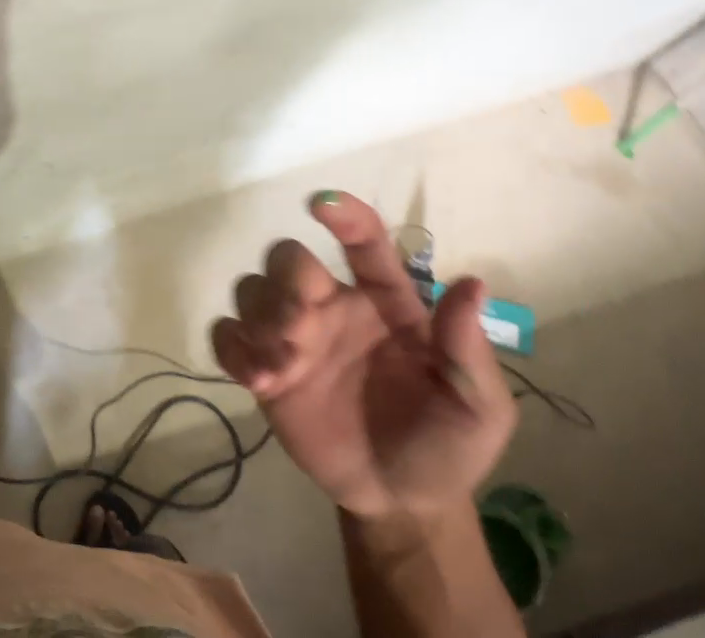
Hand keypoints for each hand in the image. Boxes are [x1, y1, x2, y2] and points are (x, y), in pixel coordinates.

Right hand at [210, 192, 515, 521]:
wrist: (401, 501)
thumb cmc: (446, 444)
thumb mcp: (478, 405)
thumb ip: (467, 348)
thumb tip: (473, 284)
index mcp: (385, 304)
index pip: (363, 243)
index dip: (345, 216)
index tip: (319, 203)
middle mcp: (332, 308)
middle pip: (287, 258)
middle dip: (286, 280)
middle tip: (298, 325)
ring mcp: (293, 338)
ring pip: (250, 290)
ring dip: (258, 317)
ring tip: (280, 366)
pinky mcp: (263, 372)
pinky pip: (226, 336)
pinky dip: (233, 348)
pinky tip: (260, 381)